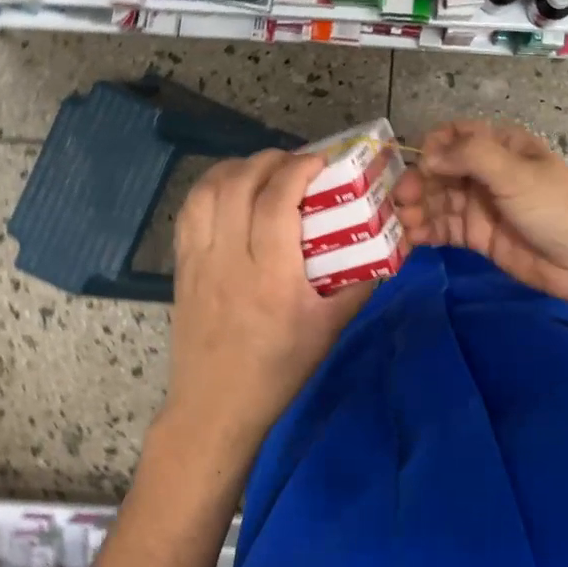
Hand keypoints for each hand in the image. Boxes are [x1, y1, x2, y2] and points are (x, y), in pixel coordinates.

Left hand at [167, 149, 374, 449]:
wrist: (216, 406)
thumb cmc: (277, 370)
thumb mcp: (328, 330)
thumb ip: (358, 287)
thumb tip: (385, 252)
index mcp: (270, 273)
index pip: (277, 199)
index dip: (298, 169)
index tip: (320, 161)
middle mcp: (230, 257)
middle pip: (241, 184)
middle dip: (270, 161)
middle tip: (296, 163)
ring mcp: (200, 259)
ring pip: (208, 191)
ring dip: (237, 169)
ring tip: (262, 171)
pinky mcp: (182, 266)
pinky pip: (189, 212)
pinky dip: (209, 189)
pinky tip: (228, 191)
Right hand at [392, 121, 567, 308]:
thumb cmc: (557, 207)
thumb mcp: (516, 173)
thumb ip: (470, 157)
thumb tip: (426, 157)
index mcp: (500, 145)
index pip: (454, 135)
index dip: (432, 147)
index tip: (421, 165)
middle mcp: (485, 172)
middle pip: (439, 170)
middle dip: (417, 182)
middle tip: (401, 202)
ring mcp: (479, 205)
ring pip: (436, 200)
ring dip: (416, 209)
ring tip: (402, 224)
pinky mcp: (475, 236)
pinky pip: (441, 229)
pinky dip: (422, 232)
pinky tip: (407, 239)